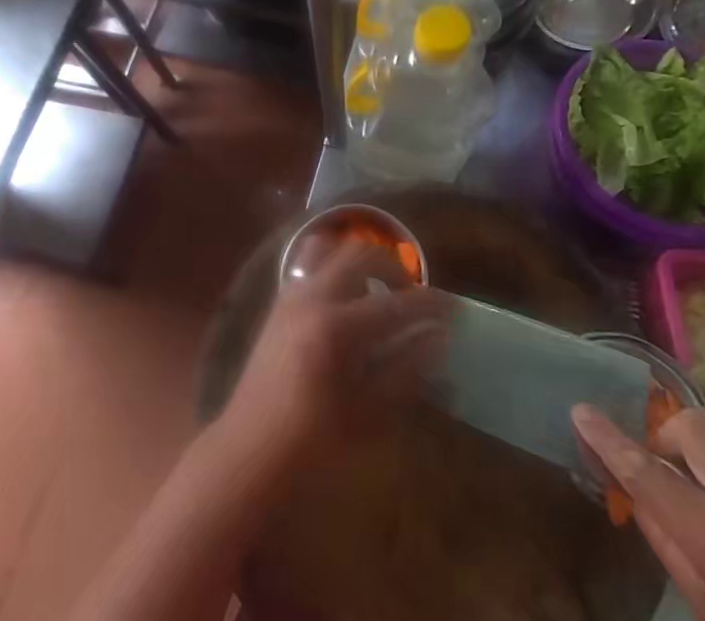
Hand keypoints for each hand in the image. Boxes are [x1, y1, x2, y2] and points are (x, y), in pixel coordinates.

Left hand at [221, 237, 451, 467]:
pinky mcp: (277, 305)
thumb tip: (439, 338)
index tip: (456, 308)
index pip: (397, 303)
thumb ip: (406, 371)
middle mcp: (311, 299)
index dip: (432, 303)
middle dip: (394, 268)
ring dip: (359, 262)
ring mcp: (290, 297)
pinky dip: (332, 268)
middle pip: (360, 255)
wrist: (249, 453)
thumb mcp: (369, 415)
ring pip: (328, 250)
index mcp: (337, 328)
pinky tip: (346, 299)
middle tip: (414, 295)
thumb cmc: (312, 444)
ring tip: (377, 292)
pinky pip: (306, 267)